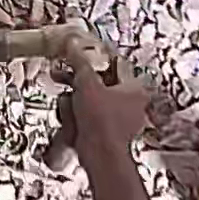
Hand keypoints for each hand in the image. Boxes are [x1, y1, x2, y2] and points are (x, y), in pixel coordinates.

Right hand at [56, 38, 152, 166]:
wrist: (98, 155)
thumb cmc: (101, 121)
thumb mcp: (86, 82)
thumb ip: (79, 61)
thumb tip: (73, 44)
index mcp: (134, 89)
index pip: (116, 63)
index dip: (96, 56)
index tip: (81, 53)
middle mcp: (132, 103)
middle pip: (102, 81)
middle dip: (79, 78)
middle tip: (64, 73)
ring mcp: (120, 118)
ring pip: (94, 98)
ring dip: (76, 95)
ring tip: (64, 96)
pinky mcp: (107, 131)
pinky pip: (90, 113)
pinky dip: (78, 111)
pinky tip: (68, 112)